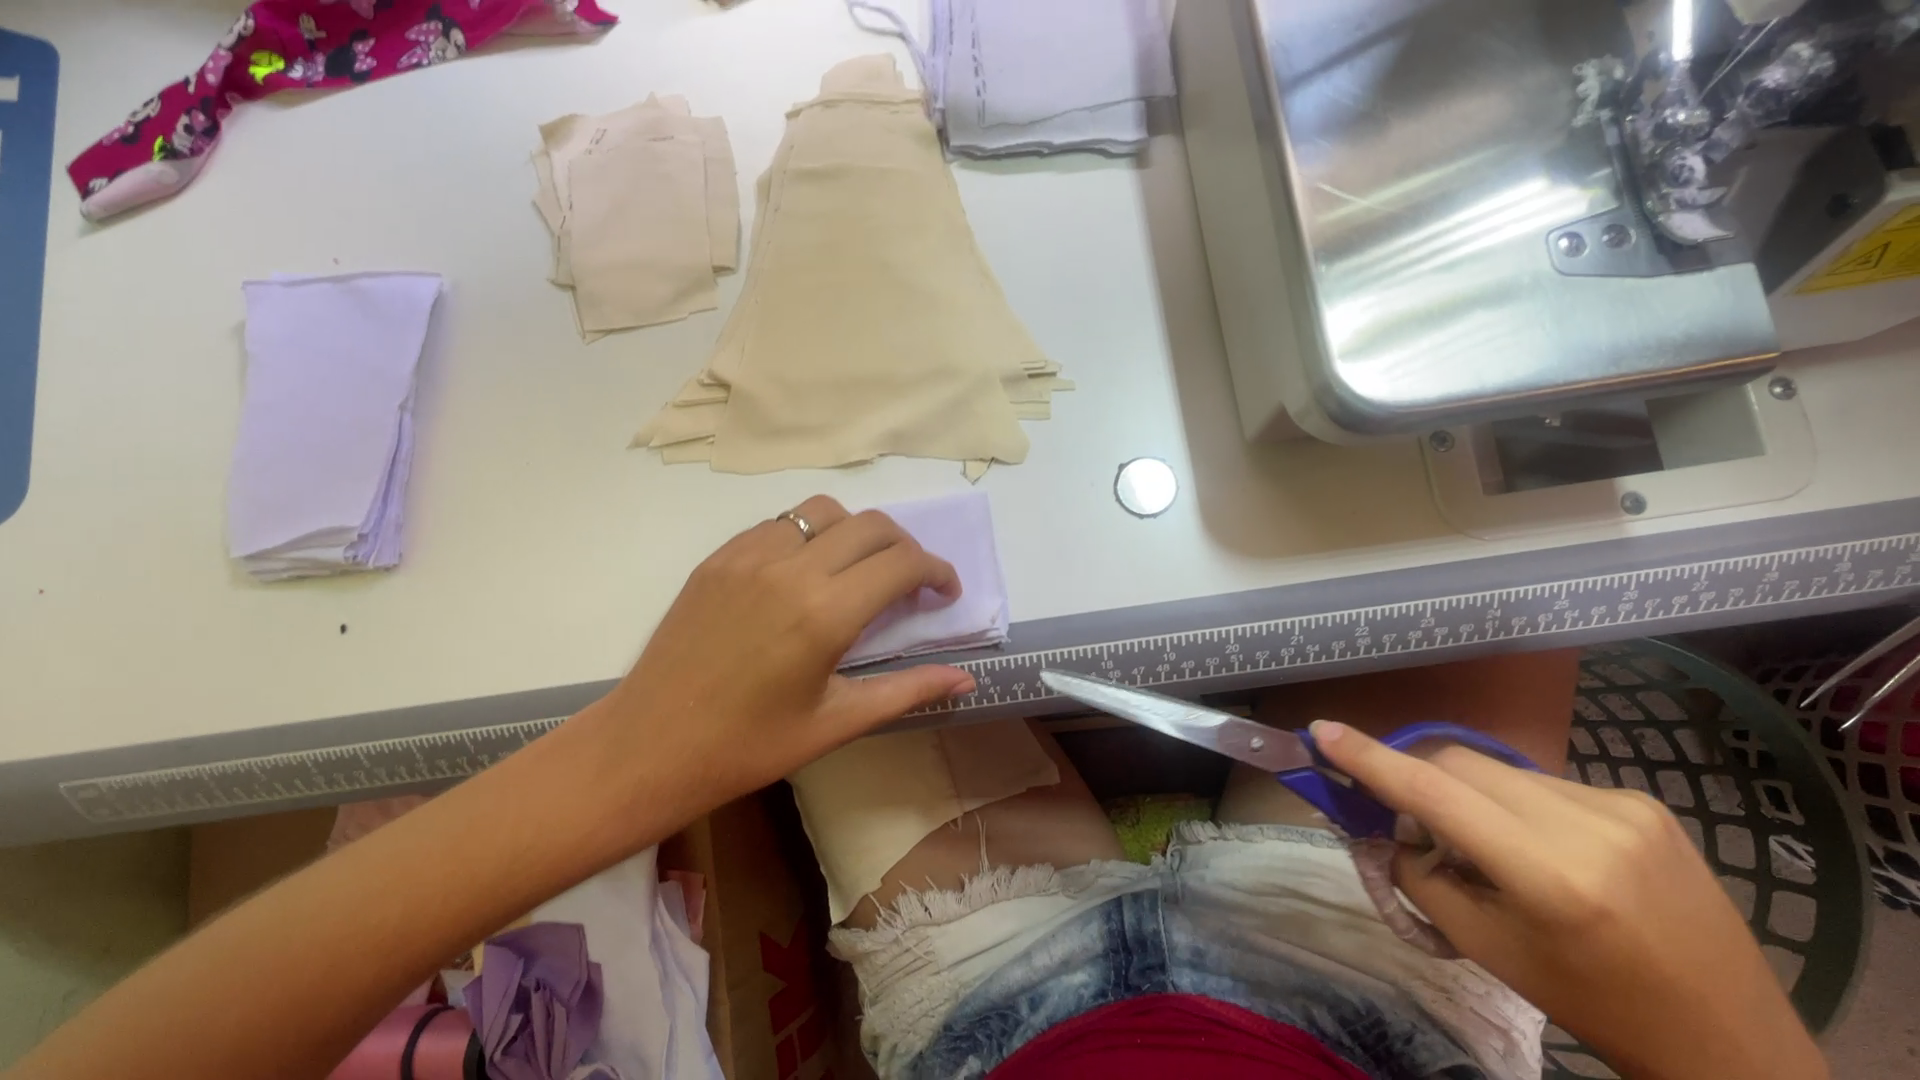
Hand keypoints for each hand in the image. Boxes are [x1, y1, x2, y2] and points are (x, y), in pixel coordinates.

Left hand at [580, 496, 975, 823]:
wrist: (650, 746)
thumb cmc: (748, 747)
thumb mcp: (835, 723)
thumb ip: (906, 692)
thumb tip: (966, 680)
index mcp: (824, 614)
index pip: (902, 562)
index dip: (936, 571)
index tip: (944, 594)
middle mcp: (790, 569)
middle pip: (872, 525)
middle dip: (905, 547)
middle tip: (910, 583)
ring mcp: (748, 556)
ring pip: (823, 511)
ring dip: (857, 531)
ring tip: (859, 570)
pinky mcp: (718, 557)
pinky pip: (778, 523)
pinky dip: (809, 535)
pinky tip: (806, 573)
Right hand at [1311, 720, 1828, 1079]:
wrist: (1725, 1034)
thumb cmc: (1591, 1003)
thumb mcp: (1488, 949)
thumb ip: (1423, 877)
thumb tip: (1386, 826)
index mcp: (1549, 876)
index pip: (1435, 795)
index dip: (1371, 760)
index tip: (1322, 732)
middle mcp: (1589, 824)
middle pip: (1461, 766)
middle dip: (1417, 780)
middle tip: (1399, 817)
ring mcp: (1624, 806)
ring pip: (1501, 772)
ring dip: (1468, 795)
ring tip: (1482, 846)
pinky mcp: (1646, 803)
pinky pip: (1545, 784)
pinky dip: (1515, 805)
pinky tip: (1537, 848)